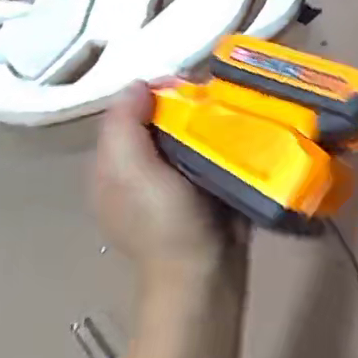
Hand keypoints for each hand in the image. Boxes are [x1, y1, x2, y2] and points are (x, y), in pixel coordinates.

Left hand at [89, 83, 245, 289]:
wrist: (205, 274)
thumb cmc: (163, 222)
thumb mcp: (129, 170)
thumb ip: (125, 124)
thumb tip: (138, 84)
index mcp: (113, 165)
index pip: (129, 113)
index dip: (154, 92)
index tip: (188, 83)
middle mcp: (141, 171)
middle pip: (163, 122)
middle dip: (187, 105)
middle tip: (217, 94)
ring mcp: (176, 184)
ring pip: (191, 138)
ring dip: (210, 122)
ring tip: (235, 107)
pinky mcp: (208, 193)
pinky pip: (214, 156)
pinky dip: (225, 143)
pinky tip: (243, 133)